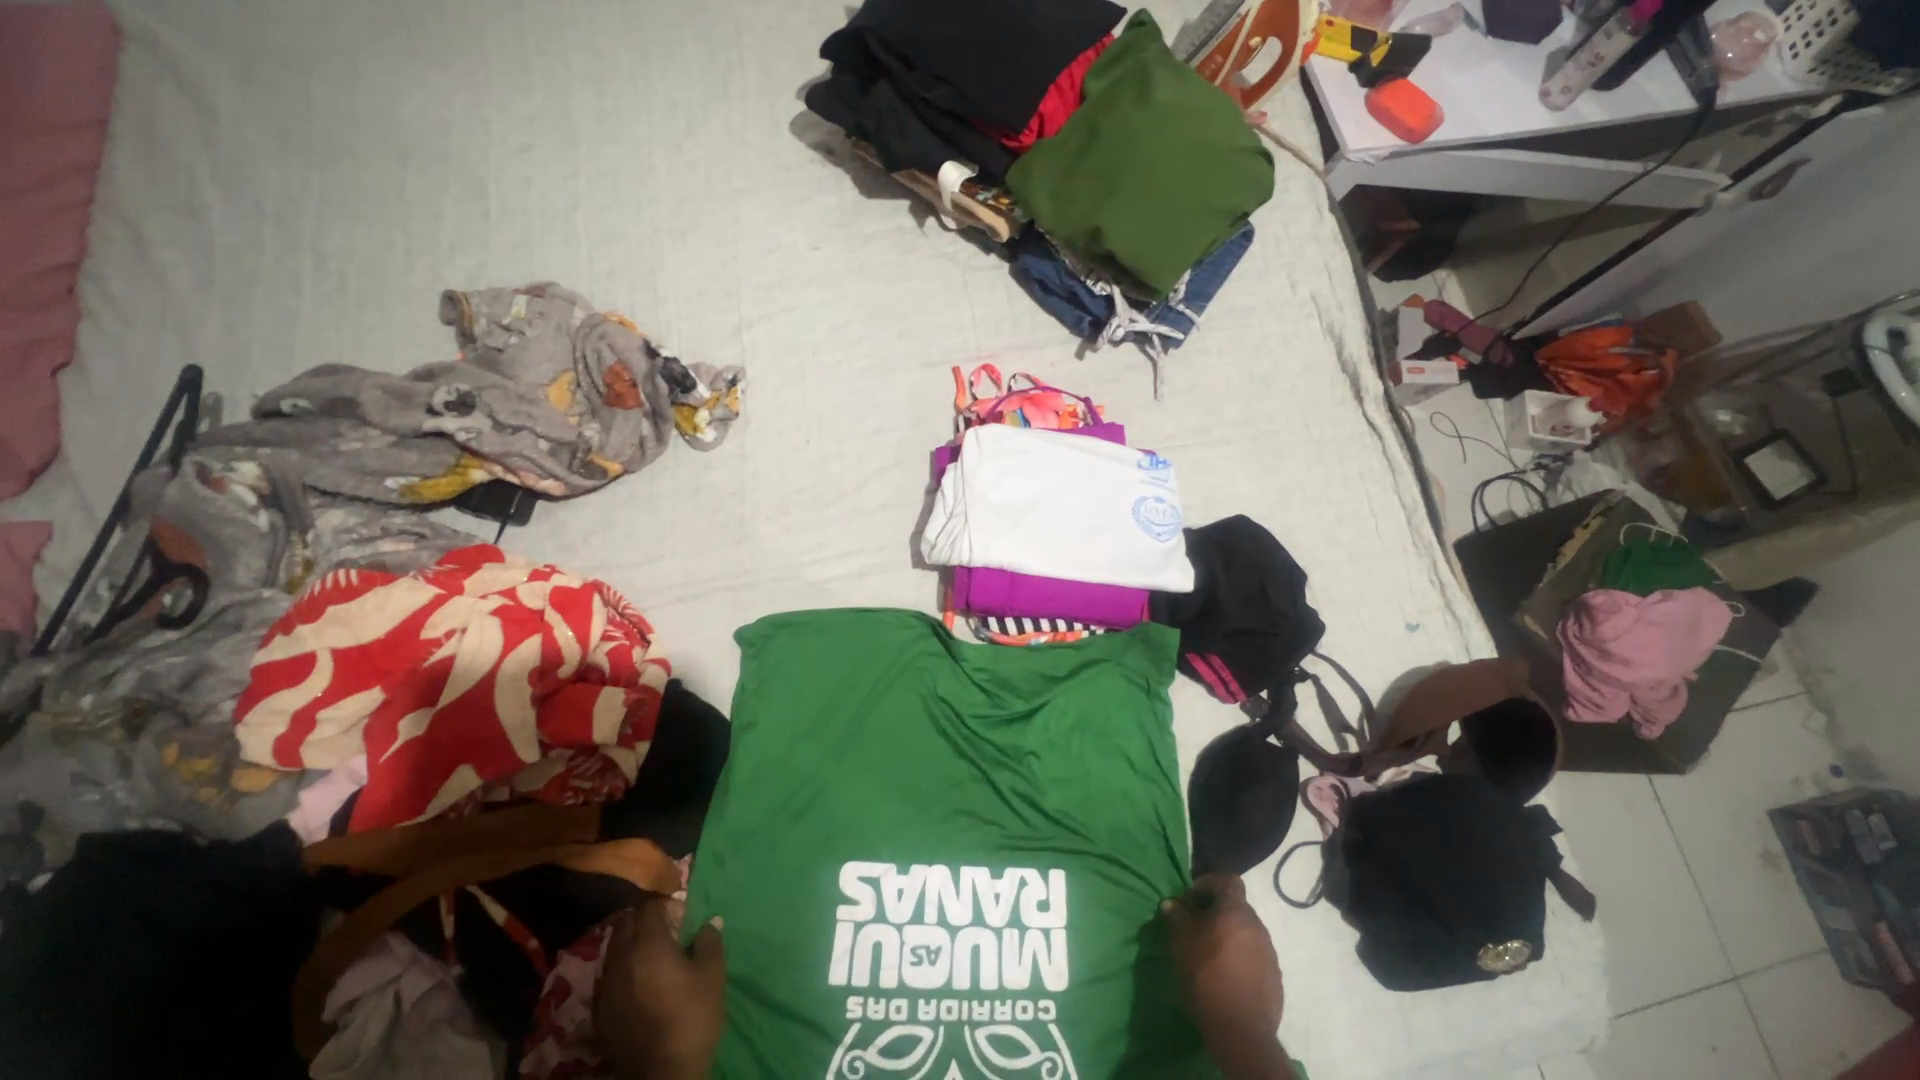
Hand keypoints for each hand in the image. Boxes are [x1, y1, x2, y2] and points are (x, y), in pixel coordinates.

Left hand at [595, 896, 725, 1079]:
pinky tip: (637, 982)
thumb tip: (710, 921)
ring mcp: (606, 985)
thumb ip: (709, 942)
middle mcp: (621, 958)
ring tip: (651, 954)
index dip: (664, 904)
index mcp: (649, 944)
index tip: (679, 911)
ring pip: (613, 949)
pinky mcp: (599, 1010)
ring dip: (630, 943)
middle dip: (642, 918)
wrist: (664, 1072)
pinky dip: (622, 969)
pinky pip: (608, 976)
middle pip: (624, 923)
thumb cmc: (693, 1016)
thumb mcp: (712, 975)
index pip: (649, 908)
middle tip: (665, 928)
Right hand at [1161, 874, 1285, 1065]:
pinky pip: (1254, 955)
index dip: (1208, 883)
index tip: (1191, 899)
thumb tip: (1172, 903)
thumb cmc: (1205, 977)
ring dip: (1227, 935)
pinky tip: (1225, 976)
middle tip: (1194, 929)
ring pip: (1245, 932)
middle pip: (1236, 907)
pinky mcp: (1274, 976)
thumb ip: (1178, 918)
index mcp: (1236, 912)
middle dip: (1215, 913)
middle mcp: (1257, 926)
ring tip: (1208, 954)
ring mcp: (1269, 952)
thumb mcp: (1181, 944)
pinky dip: (1239, 957)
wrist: (1241, 1030)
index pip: (1228, 880)